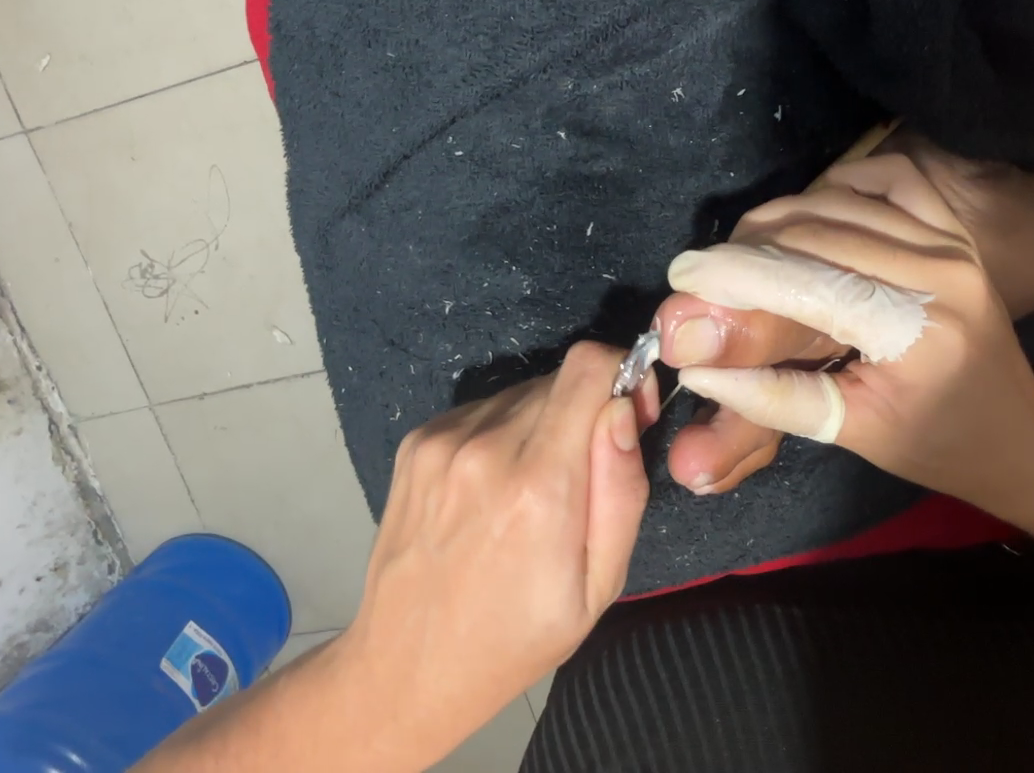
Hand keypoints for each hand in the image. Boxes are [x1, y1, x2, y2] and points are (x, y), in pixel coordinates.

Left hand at [331, 344, 654, 768]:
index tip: (630, 417)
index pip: (589, 365)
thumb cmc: (517, 637)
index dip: (622, 375)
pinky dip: (504, 432)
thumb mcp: (599, 586)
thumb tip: (623, 407)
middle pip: (561, 379)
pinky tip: (492, 487)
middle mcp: (484, 445)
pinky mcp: (415, 440)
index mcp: (538, 484)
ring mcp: (441, 439)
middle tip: (582, 474)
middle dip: (587, 410)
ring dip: (544, 423)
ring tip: (529, 491)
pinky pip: (486, 408)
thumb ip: (622, 488)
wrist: (403, 667)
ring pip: (523, 392)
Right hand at [666, 155, 1033, 511]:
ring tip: (744, 248)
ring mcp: (951, 242)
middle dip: (750, 245)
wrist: (1017, 437)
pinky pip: (886, 181)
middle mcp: (939, 269)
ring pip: (843, 201)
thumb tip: (694, 367)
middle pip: (818, 230)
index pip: (807, 281)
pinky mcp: (954, 230)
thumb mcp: (852, 432)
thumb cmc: (935, 446)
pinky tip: (808, 212)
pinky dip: (837, 187)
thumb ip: (772, 396)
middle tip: (707, 270)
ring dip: (782, 217)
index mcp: (916, 330)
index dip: (738, 273)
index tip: (685, 275)